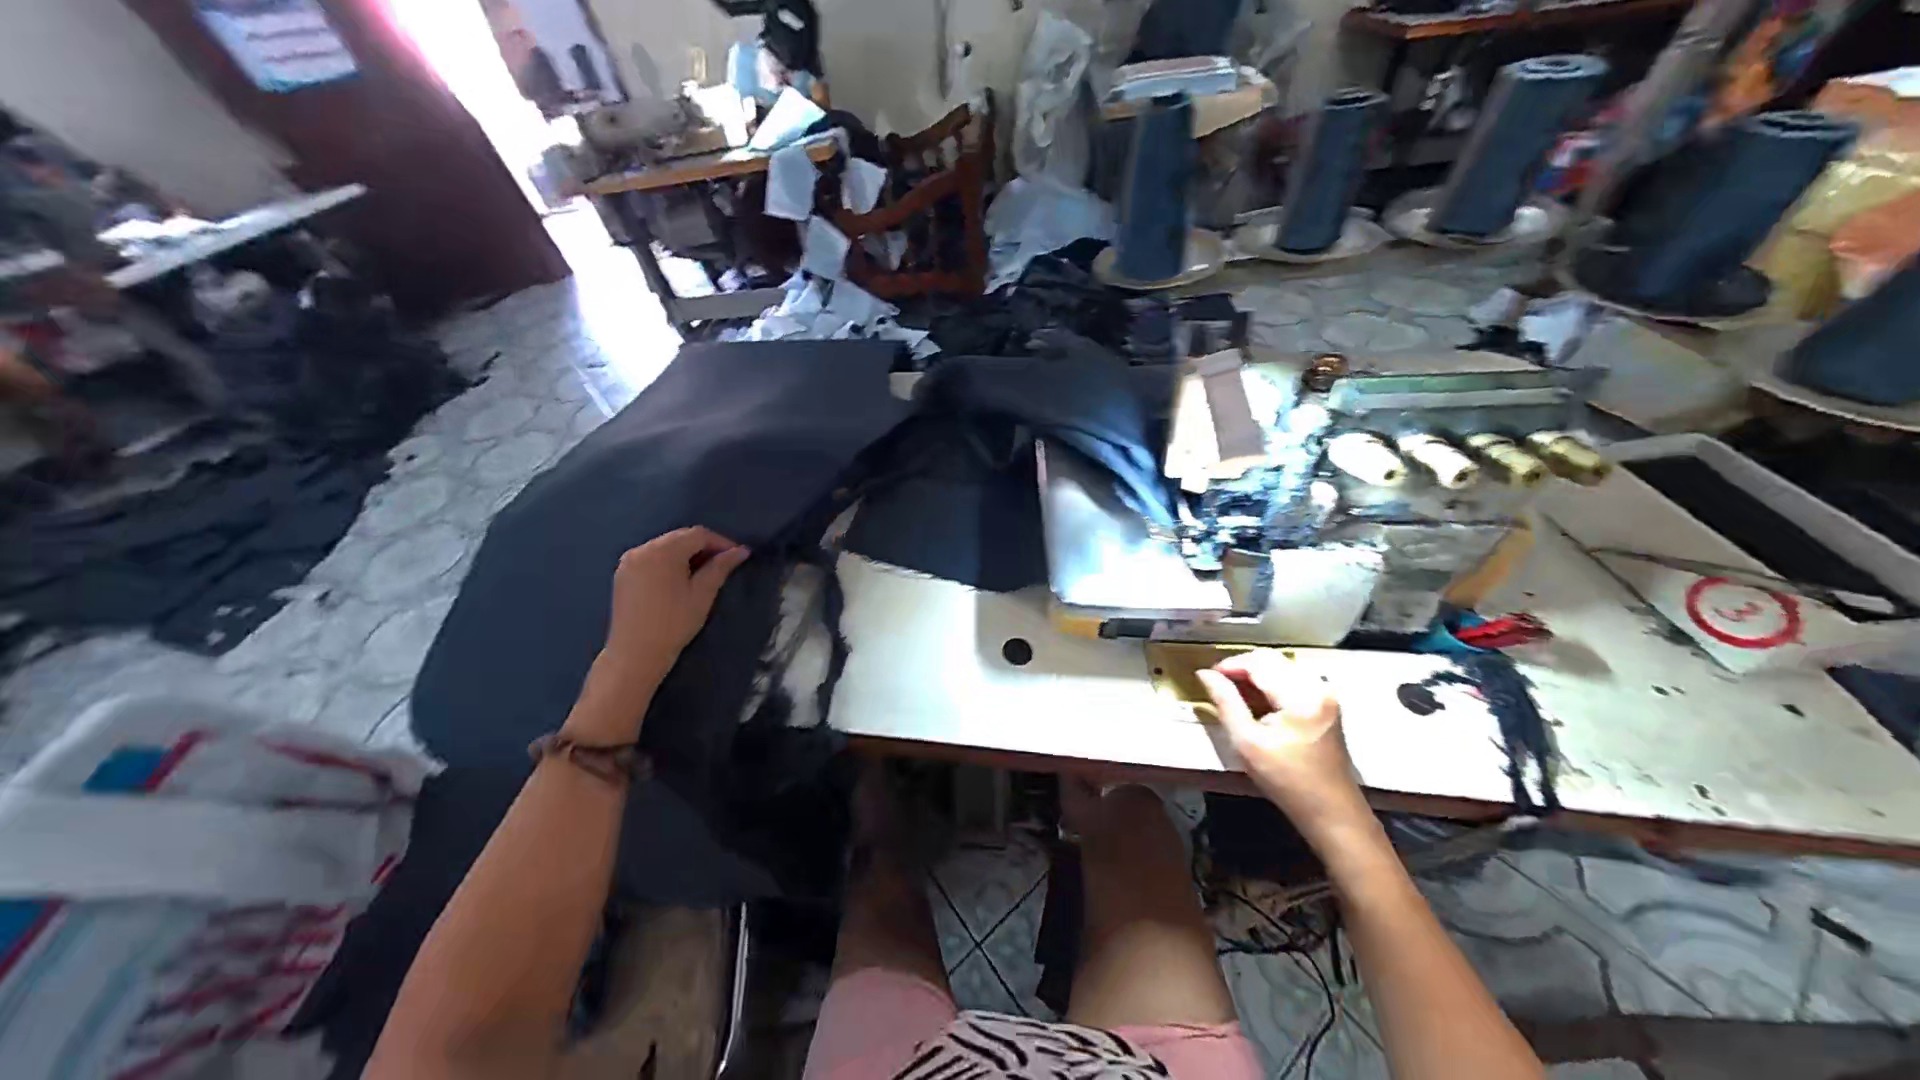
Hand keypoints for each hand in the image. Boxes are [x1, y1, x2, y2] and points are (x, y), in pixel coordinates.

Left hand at [567, 528, 749, 742]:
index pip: (698, 534)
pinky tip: (679, 578)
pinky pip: (651, 557)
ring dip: (686, 553)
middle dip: (703, 546)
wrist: (635, 654)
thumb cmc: (674, 623)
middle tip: (723, 564)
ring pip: (665, 546)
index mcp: (663, 551)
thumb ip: (721, 567)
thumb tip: (741, 550)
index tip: (737, 556)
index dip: (721, 542)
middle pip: (680, 537)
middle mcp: (642, 549)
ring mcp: (629, 561)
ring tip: (703, 572)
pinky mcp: (623, 574)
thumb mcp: (702, 594)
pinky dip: (669, 561)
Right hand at [1196, 651, 1370, 843]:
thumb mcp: (1246, 742)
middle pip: (1272, 659)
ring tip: (1236, 692)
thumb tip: (1205, 674)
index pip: (1259, 662)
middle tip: (1219, 683)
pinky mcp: (1327, 702)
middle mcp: (1317, 687)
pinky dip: (1272, 681)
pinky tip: (1259, 700)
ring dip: (1257, 673)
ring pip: (1282, 665)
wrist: (1330, 809)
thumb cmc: (1285, 779)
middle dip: (1242, 667)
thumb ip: (1225, 702)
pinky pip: (1294, 677)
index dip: (1229, 664)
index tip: (1209, 677)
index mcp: (1300, 696)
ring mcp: (1326, 694)